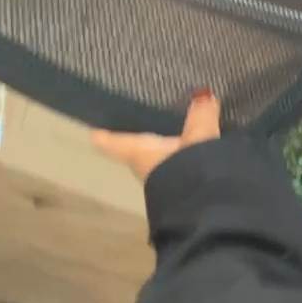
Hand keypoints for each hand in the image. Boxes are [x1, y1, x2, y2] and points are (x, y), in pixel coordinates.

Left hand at [91, 89, 221, 180]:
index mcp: (139, 152)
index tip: (94, 125)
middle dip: (141, 133)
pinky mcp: (183, 186)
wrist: (206, 209)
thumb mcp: (198, 137)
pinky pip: (179, 162)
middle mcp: (145, 165)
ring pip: (158, 155)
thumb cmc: (190, 170)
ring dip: (165, 144)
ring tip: (178, 125)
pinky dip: (184, 153)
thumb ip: (201, 115)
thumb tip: (202, 93)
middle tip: (146, 114)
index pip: (112, 142)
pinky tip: (198, 147)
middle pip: (136, 148)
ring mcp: (163, 178)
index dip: (103, 132)